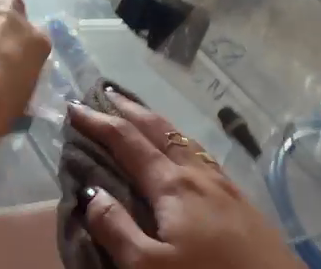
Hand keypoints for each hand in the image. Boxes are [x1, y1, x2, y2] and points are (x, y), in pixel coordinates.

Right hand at [69, 88, 300, 268]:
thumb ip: (117, 230)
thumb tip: (90, 190)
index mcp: (172, 185)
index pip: (127, 141)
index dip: (98, 122)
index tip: (73, 107)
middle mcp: (199, 175)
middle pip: (158, 130)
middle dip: (129, 109)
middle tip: (105, 92)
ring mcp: (227, 188)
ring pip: (184, 141)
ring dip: (156, 124)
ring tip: (140, 117)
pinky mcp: (247, 207)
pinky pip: (202, 158)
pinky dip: (181, 144)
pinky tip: (186, 157)